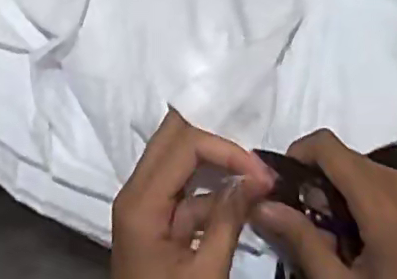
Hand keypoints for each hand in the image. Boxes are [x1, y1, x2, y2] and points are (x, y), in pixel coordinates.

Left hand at [112, 111, 277, 278]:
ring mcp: (144, 201)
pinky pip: (183, 181)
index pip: (186, 144)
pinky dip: (212, 180)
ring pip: (178, 151)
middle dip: (216, 133)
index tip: (260, 171)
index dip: (226, 148)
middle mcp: (136, 190)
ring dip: (216, 154)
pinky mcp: (155, 215)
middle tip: (252, 149)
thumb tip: (258, 176)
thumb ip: (230, 217)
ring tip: (252, 166)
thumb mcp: (207, 273)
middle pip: (174, 133)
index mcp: (141, 202)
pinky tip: (241, 191)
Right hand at [250, 129, 396, 278]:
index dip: (297, 154)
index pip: (328, 145)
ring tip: (329, 237)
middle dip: (317, 181)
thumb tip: (262, 205)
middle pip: (345, 158)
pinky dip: (362, 197)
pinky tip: (357, 237)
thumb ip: (301, 242)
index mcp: (382, 197)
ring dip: (339, 191)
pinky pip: (384, 182)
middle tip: (300, 222)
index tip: (278, 183)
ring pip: (364, 169)